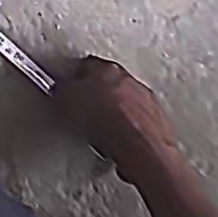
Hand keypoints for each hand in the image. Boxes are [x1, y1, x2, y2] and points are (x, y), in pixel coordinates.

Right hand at [55, 56, 179, 173]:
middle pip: (106, 85)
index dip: (72, 79)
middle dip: (95, 98)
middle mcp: (130, 80)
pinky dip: (128, 138)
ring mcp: (147, 104)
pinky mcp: (159, 129)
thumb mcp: (68, 102)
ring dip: (114, 119)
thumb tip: (58, 91)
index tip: (65, 90)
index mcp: (107, 67)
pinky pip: (137, 130)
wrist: (144, 151)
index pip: (84, 65)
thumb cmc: (109, 122)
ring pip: (124, 107)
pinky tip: (118, 151)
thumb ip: (61, 91)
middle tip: (83, 114)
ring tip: (101, 137)